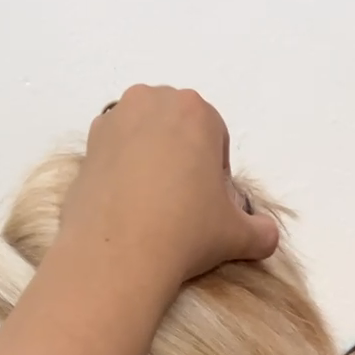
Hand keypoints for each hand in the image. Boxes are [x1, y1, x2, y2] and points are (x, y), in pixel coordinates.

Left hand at [57, 85, 279, 283]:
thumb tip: (267, 235)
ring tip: (155, 209)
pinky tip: (130, 209)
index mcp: (196, 111)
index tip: (210, 205)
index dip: (217, 174)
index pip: (216, 137)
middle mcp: (152, 101)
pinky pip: (116, 155)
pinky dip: (124, 174)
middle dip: (184, 160)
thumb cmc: (188, 232)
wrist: (120, 253)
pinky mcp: (87, 144)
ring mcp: (114, 119)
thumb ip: (263, 232)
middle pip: (178, 130)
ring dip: (153, 163)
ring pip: (145, 139)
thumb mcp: (240, 237)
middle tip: (184, 206)